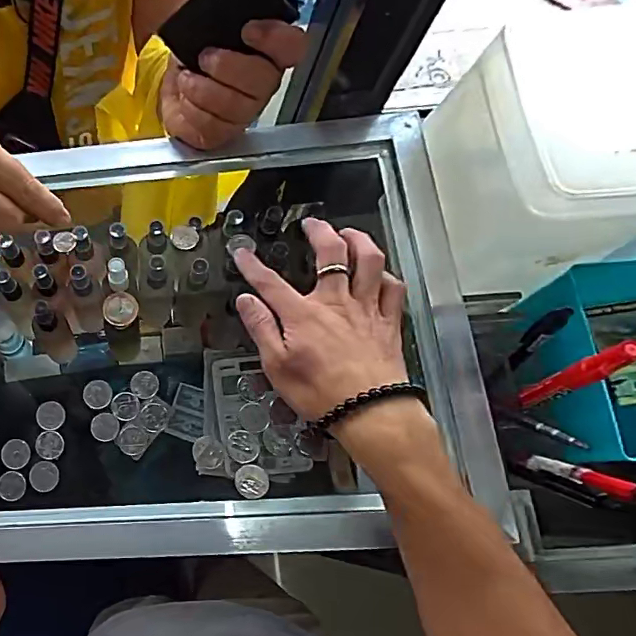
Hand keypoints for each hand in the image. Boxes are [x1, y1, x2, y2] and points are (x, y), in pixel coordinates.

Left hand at [162, 20, 309, 149]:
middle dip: (227, 66)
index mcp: (268, 49)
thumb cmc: (198, 44)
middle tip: (205, 56)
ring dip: (203, 89)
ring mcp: (244, 112)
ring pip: (235, 107)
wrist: (177, 71)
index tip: (248, 30)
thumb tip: (217, 3)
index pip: (293, 45)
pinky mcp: (222, 132)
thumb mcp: (209, 13)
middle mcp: (263, 84)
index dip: (274, 38)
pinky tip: (186, 96)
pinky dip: (191, 109)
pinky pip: (212, 127)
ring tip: (188, 77)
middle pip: (263, 81)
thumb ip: (223, 6)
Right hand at [233, 218, 410, 423]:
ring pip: (369, 260)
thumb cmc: (322, 393)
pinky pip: (393, 288)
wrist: (369, 411)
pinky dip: (386, 275)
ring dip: (359, 241)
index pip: (271, 282)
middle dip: (320, 231)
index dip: (253, 265)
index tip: (243, 254)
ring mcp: (366, 309)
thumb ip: (261, 328)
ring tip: (349, 234)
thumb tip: (246, 302)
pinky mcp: (387, 323)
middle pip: (331, 252)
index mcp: (304, 315)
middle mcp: (336, 303)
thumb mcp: (277, 365)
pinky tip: (380, 274)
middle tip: (312, 224)